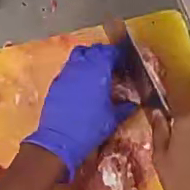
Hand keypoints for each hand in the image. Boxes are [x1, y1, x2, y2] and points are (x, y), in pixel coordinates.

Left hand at [24, 43, 136, 180]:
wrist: (60, 140)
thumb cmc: (90, 127)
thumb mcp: (112, 118)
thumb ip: (124, 108)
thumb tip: (133, 104)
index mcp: (98, 70)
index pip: (109, 52)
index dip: (117, 54)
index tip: (123, 62)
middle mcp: (81, 67)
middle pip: (92, 50)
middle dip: (102, 54)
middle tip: (110, 65)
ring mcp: (66, 73)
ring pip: (77, 56)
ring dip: (87, 59)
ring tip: (95, 72)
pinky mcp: (55, 83)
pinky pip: (68, 69)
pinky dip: (76, 70)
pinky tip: (81, 84)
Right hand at [148, 112, 189, 189]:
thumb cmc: (184, 183)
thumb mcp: (161, 160)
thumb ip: (159, 133)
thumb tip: (157, 113)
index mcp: (187, 121)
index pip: (172, 112)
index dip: (165, 126)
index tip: (160, 139)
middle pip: (189, 125)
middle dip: (180, 137)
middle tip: (171, 158)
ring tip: (186, 170)